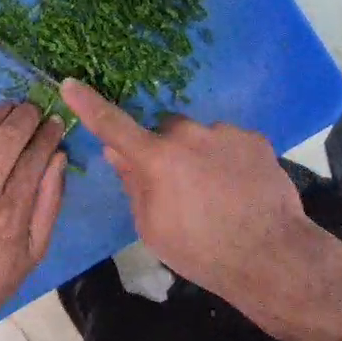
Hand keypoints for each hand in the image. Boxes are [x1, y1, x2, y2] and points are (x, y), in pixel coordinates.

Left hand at [0, 101, 67, 340]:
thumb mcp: (35, 251)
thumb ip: (50, 201)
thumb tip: (59, 158)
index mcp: (11, 212)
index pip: (35, 156)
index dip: (49, 134)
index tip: (57, 123)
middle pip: (8, 137)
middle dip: (27, 116)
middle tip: (37, 109)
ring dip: (0, 113)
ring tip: (14, 106)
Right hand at [58, 77, 320, 296]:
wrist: (272, 256)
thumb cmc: (202, 251)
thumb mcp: (154, 228)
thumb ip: (133, 184)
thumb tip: (117, 152)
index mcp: (157, 159)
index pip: (113, 126)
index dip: (89, 105)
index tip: (70, 83)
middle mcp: (189, 134)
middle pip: (166, 131)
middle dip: (167, 150)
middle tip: (181, 188)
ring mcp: (225, 132)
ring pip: (201, 137)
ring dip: (202, 157)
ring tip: (220, 195)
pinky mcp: (254, 139)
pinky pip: (231, 144)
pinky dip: (231, 162)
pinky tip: (242, 191)